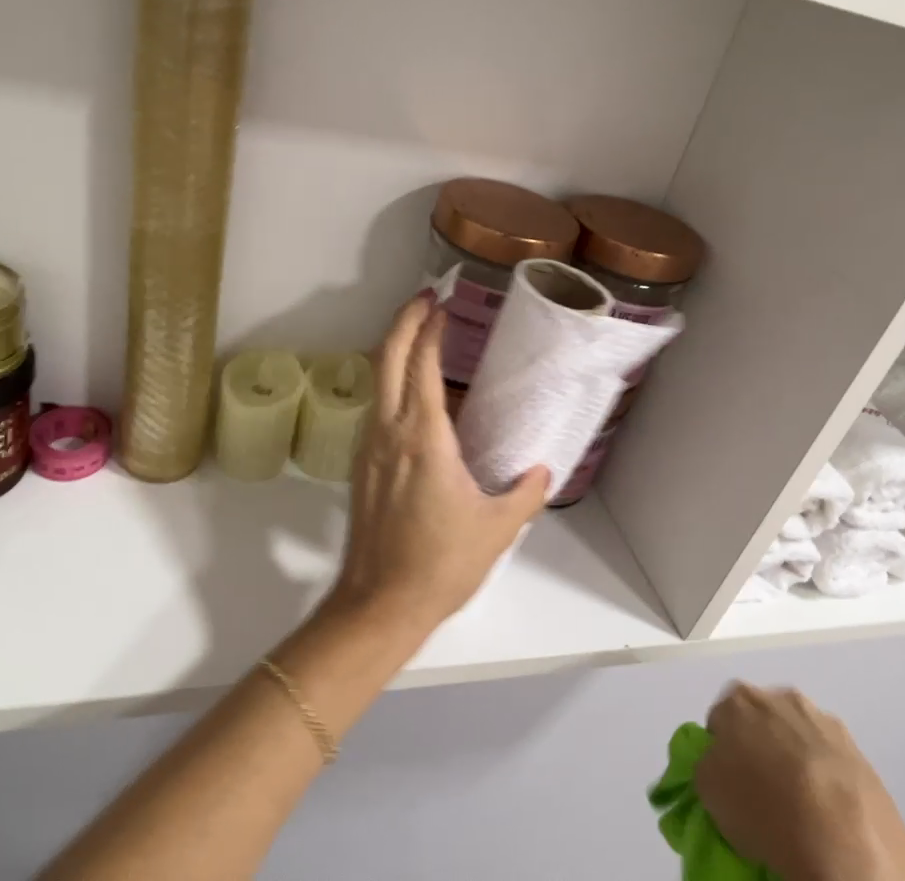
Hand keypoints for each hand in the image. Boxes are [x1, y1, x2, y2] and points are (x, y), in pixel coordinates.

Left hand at [324, 294, 550, 633]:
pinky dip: (393, 386)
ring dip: (395, 353)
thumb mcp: (497, 528)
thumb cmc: (441, 564)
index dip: (430, 329)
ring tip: (424, 341)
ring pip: (377, 384)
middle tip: (426, 300)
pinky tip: (416, 400)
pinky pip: (378, 411)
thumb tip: (541, 471)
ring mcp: (369, 450)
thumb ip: (525, 493)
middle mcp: (389, 434)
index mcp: (423, 439)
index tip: (442, 303)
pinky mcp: (362, 469)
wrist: (380, 603)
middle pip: (386, 359)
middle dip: (404, 323)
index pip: (421, 366)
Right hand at [695, 686, 904, 880]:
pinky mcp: (860, 751)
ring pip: (799, 737)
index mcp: (739, 699)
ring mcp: (825, 722)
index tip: (727, 780)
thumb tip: (724, 764)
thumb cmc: (761, 805)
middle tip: (759, 789)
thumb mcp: (705, 788)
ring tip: (796, 805)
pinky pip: (830, 760)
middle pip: (762, 721)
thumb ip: (709, 764)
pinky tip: (824, 812)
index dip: (721, 751)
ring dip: (795, 759)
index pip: (720, 720)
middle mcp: (782, 698)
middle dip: (759, 747)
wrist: (842, 837)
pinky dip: (825, 777)